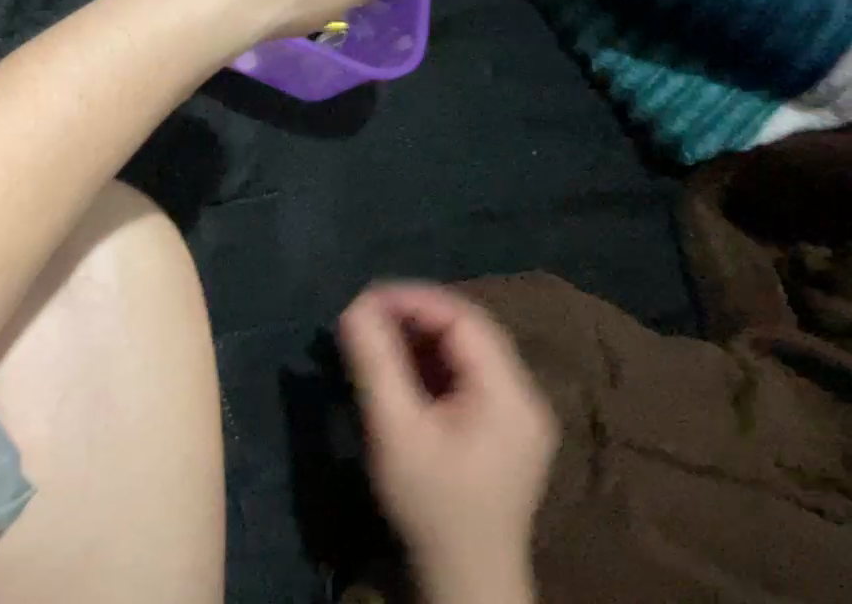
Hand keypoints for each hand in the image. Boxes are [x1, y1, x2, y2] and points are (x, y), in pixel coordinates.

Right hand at [339, 284, 557, 603]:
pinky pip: (460, 376)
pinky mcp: (495, 429)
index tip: (360, 300)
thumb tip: (352, 306)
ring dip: (412, 337)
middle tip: (357, 316)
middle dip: (408, 315)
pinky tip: (389, 369)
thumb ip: (375, 363)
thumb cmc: (430, 501)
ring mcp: (512, 415)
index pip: (464, 319)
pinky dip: (421, 362)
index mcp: (508, 395)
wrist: (464, 573)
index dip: (411, 300)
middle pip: (466, 332)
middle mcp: (521, 397)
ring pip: (461, 352)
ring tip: (366, 338)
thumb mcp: (394, 429)